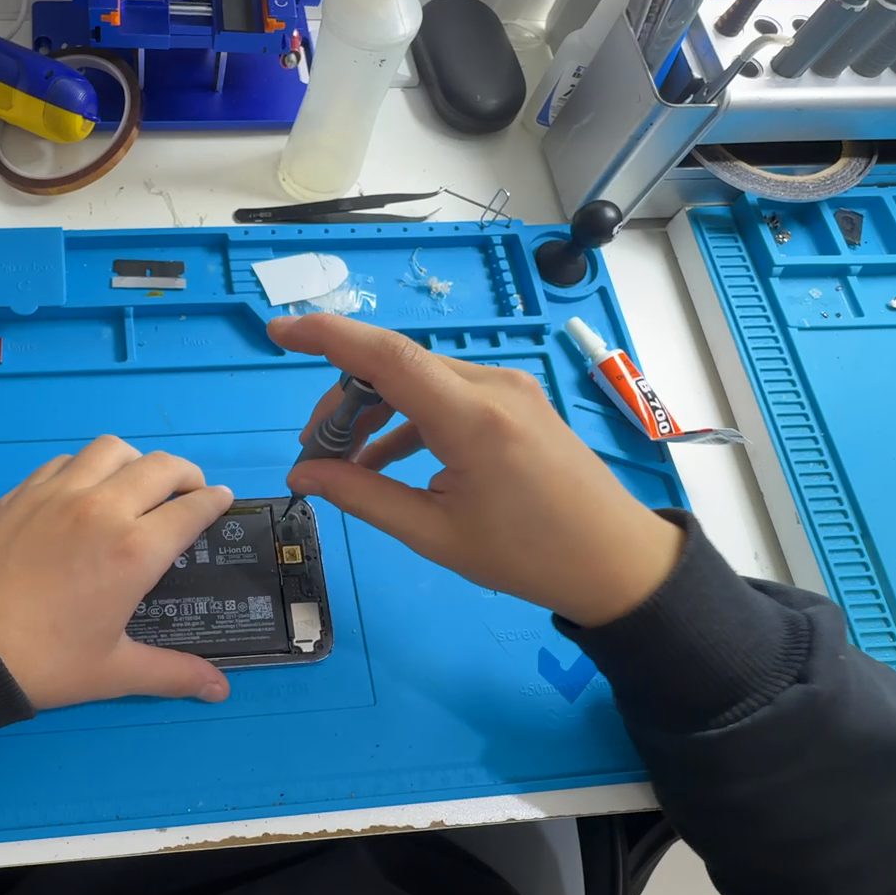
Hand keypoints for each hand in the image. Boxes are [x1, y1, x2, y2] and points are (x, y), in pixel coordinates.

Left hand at [0, 437, 234, 708]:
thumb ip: (172, 674)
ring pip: (113, 449)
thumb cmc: (40, 661)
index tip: (223, 500)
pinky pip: (69, 459)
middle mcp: (104, 507)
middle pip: (161, 467)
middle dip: (187, 475)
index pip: (192, 509)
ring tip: (139, 483)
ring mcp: (60, 492)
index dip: (215, 501)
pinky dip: (91, 465)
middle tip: (191, 492)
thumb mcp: (112, 671)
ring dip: (138, 461)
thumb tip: (219, 690)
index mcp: (135, 550)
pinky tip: (86, 488)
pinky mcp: (25, 490)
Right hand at [269, 313, 683, 626]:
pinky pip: (443, 395)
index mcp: (471, 418)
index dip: (326, 336)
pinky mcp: (513, 401)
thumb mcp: (433, 534)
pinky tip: (384, 461)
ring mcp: (507, 389)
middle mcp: (490, 386)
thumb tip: (301, 476)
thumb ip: (362, 496)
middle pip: (393, 367)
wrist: (617, 562)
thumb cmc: (527, 556)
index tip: (279, 332)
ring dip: (371, 411)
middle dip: (341, 401)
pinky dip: (405, 421)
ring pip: (416, 379)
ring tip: (342, 460)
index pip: (385, 357)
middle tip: (313, 452)